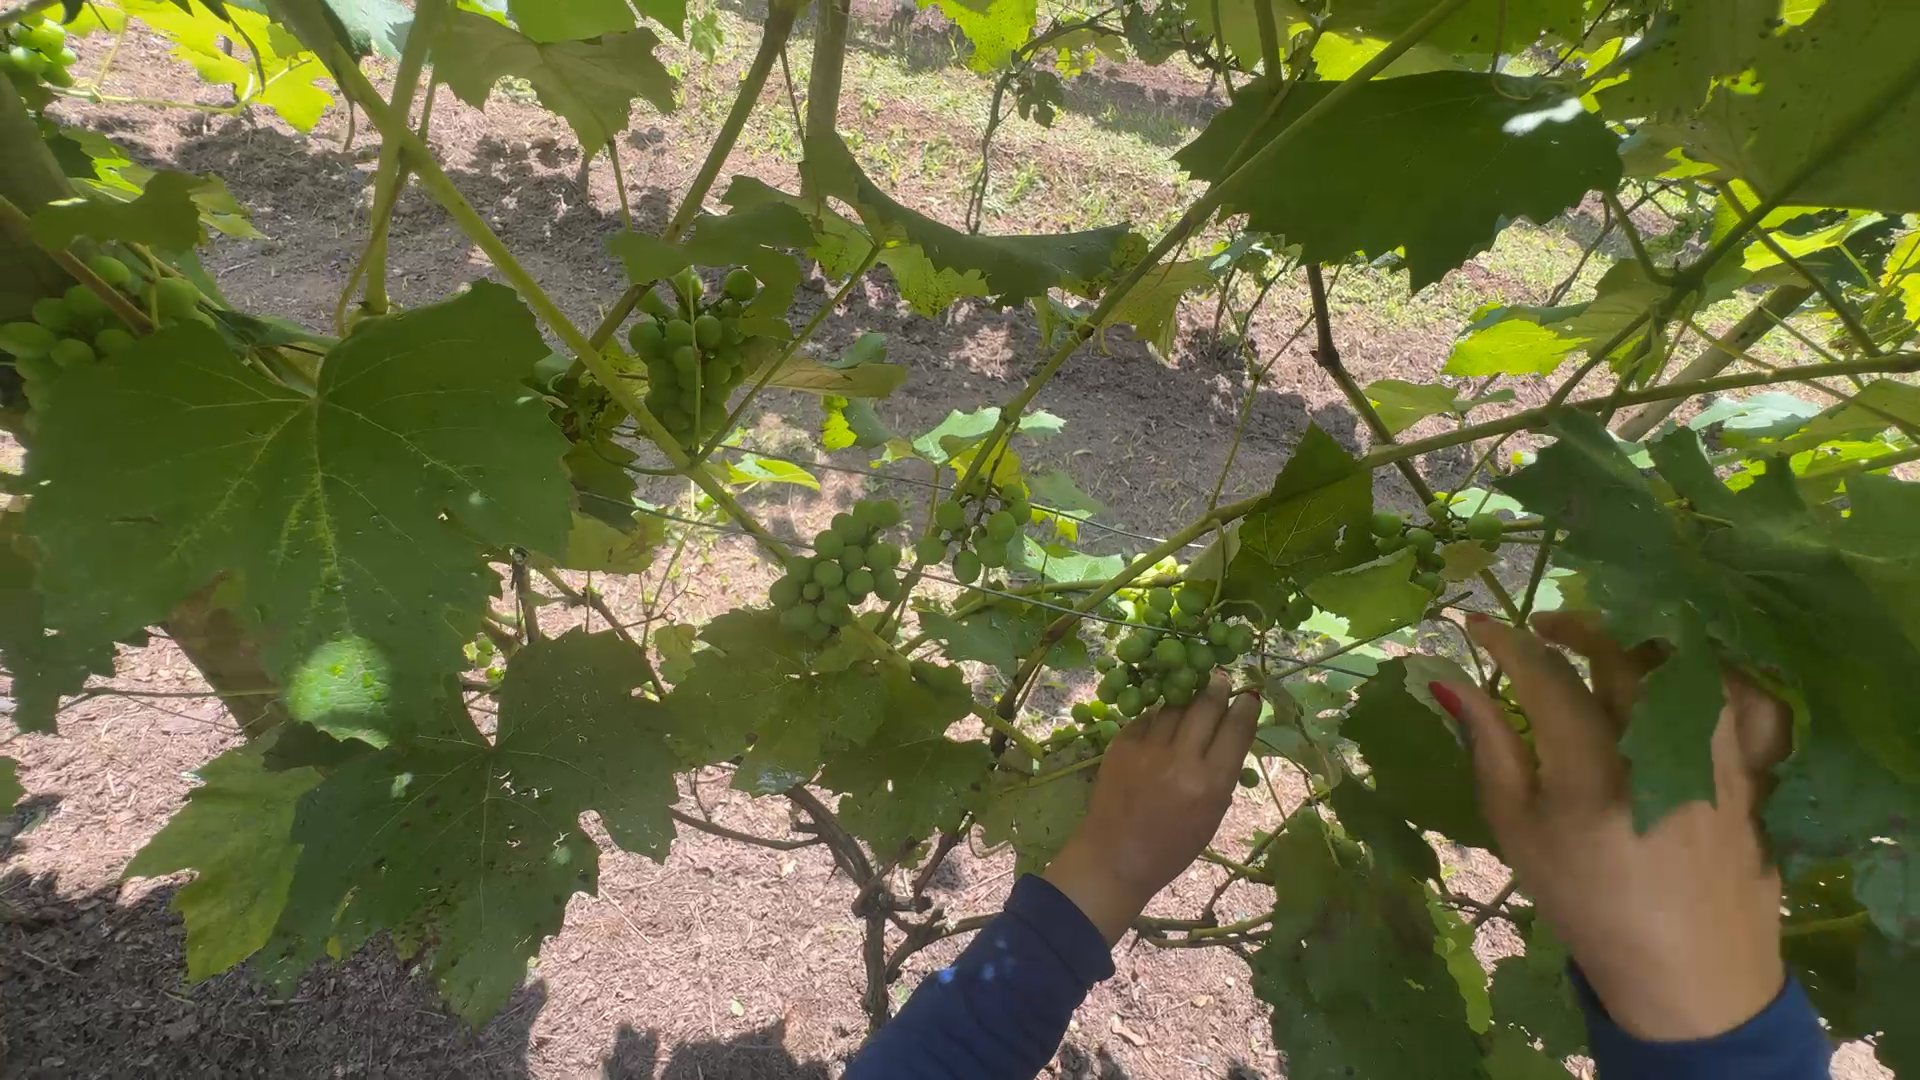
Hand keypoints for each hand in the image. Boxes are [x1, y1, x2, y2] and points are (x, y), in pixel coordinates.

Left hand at [1043, 675, 1260, 944]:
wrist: (1115, 856)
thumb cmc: (1172, 846)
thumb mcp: (1211, 816)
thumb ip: (1221, 775)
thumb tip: (1229, 735)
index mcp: (1210, 784)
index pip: (1236, 731)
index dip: (1246, 708)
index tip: (1250, 695)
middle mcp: (1180, 760)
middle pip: (1205, 708)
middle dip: (1217, 689)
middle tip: (1222, 678)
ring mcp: (1147, 749)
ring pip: (1173, 708)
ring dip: (1186, 699)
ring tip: (1193, 692)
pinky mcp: (1121, 743)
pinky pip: (1146, 719)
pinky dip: (1156, 718)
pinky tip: (1161, 719)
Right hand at [1432, 612, 1792, 1041]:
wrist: (1687, 973)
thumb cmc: (1579, 898)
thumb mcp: (1513, 825)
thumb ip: (1488, 745)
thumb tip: (1451, 683)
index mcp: (1591, 778)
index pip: (1547, 681)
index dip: (1507, 643)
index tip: (1475, 625)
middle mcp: (1663, 763)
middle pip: (1623, 661)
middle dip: (1572, 629)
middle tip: (1536, 628)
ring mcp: (1722, 771)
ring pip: (1690, 673)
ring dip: (1638, 646)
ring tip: (1605, 650)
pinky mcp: (1757, 783)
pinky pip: (1750, 710)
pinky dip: (1712, 679)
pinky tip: (1675, 681)